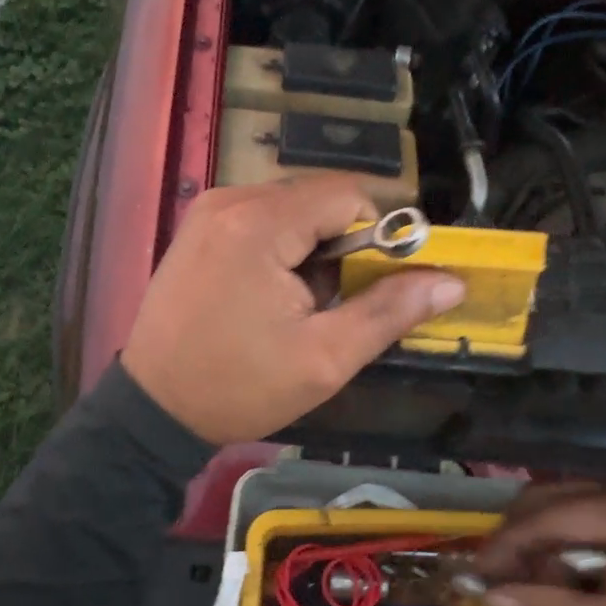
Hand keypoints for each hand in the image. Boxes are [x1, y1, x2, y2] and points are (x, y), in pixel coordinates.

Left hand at [120, 175, 464, 444]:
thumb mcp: (325, 358)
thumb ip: (389, 311)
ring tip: (296, 306)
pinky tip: (267, 295)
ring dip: (310, 249)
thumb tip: (452, 282)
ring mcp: (208, 210)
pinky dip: (279, 247)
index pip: (348, 195)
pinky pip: (260, 219)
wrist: (153, 409)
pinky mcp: (197, 227)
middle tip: (329, 305)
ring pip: (290, 208)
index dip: (375, 237)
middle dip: (340, 246)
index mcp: (260, 222)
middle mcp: (230, 199)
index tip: (369, 287)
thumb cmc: (240, 387)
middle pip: (318, 198)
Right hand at [472, 487, 605, 605]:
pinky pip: (588, 524)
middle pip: (555, 500)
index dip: (507, 543)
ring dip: (540, 544)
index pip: (553, 514)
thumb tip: (484, 598)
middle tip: (498, 581)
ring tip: (531, 587)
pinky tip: (563, 581)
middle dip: (520, 539)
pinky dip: (564, 548)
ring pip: (567, 509)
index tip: (475, 575)